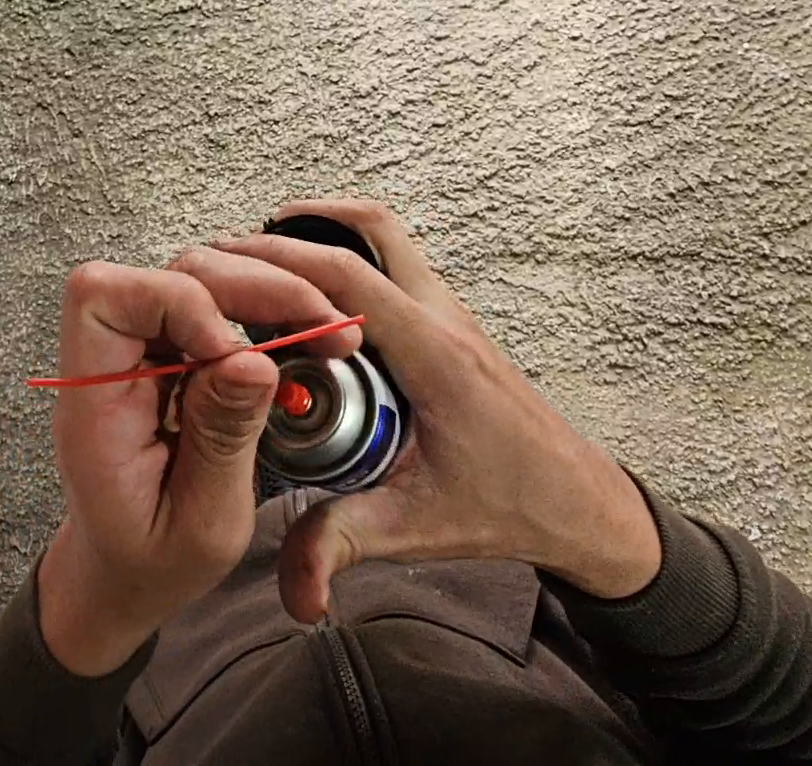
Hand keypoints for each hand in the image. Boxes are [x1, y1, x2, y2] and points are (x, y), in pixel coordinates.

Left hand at [38, 254, 361, 674]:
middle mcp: (111, 363)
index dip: (176, 302)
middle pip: (168, 273)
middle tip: (324, 326)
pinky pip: (216, 305)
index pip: (103, 297)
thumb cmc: (151, 562)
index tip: (232, 351)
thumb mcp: (202, 523)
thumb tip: (255, 359)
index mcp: (93, 405)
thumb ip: (223, 438)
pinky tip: (303, 335)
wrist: (123, 573)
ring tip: (326, 331)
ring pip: (198, 277)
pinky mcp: (170, 354)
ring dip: (268, 293)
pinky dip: (265, 311)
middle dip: (251, 288)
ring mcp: (142, 353)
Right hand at [216, 200, 661, 621]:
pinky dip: (352, 253)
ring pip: (389, 237)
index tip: (231, 260)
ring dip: (330, 230)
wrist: (579, 499)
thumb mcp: (416, 528)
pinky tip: (317, 292)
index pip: (349, 279)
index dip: (282, 261)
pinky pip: (397, 263)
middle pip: (374, 229)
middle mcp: (443, 319)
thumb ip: (344, 545)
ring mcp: (450, 314)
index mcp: (433, 356)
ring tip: (271, 251)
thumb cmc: (512, 505)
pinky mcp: (449, 324)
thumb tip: (293, 588)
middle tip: (243, 243)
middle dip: (303, 223)